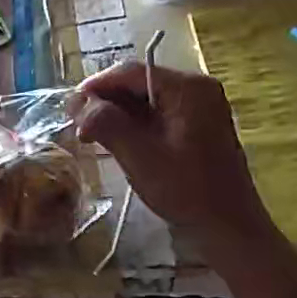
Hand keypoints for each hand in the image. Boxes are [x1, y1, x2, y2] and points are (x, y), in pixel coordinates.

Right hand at [77, 62, 277, 262]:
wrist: (227, 226)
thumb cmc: (185, 190)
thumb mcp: (139, 156)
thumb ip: (107, 123)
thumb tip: (77, 102)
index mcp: (188, 89)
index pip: (130, 72)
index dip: (95, 87)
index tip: (69, 110)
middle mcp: (195, 89)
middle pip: (136, 82)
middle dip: (103, 101)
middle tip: (76, 126)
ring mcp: (197, 107)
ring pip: (142, 98)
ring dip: (113, 114)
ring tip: (90, 136)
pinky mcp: (193, 125)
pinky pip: (153, 113)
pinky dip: (130, 123)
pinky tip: (113, 142)